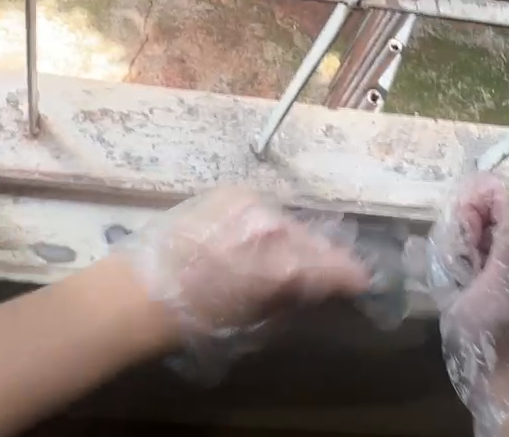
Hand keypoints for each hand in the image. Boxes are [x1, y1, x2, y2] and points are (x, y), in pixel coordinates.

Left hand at [117, 186, 370, 341]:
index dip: (351, 274)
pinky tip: (253, 237)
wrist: (146, 289)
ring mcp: (250, 200)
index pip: (334, 264)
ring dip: (290, 236)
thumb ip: (293, 296)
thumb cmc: (201, 318)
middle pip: (313, 237)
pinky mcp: (229, 189)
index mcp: (283, 261)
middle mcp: (272, 222)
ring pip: (286, 218)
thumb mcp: (257, 319)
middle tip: (326, 269)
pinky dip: (263, 221)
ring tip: (283, 253)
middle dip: (321, 255)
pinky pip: (260, 205)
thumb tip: (315, 285)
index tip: (362, 280)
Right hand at [434, 173, 508, 365]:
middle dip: (467, 218)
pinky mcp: (502, 269)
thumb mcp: (503, 287)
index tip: (460, 223)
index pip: (507, 191)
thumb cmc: (496, 336)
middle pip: (493, 201)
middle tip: (460, 253)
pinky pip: (479, 240)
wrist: (500, 383)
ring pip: (482, 219)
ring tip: (461, 268)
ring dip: (463, 236)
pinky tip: (463, 276)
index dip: (479, 197)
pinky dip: (465, 250)